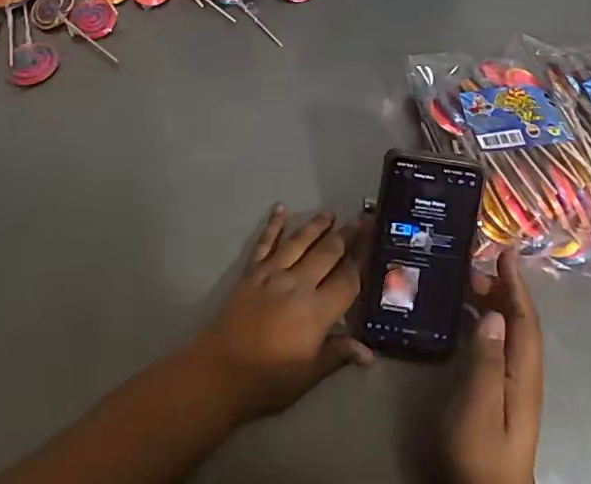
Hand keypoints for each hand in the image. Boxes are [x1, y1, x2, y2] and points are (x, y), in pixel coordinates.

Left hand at [187, 205, 374, 421]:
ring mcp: (272, 275)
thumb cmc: (266, 381)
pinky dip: (273, 225)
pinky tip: (280, 208)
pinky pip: (264, 243)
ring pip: (301, 241)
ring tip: (331, 214)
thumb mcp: (308, 375)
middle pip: (329, 252)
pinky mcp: (251, 273)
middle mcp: (298, 284)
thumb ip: (339, 355)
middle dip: (347, 235)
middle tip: (362, 220)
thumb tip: (370, 354)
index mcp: (317, 310)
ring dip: (318, 225)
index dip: (363, 260)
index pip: (349, 278)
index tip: (375, 244)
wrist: (215, 377)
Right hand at [447, 251, 542, 483]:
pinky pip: (500, 344)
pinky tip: (471, 322)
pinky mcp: (502, 393)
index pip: (524, 317)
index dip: (515, 283)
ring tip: (468, 286)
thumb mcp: (479, 408)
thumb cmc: (480, 455)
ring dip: (494, 303)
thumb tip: (494, 313)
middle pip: (519, 320)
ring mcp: (515, 383)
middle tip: (473, 269)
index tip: (505, 253)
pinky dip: (488, 322)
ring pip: (510, 331)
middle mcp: (525, 371)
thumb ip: (486, 361)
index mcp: (524, 370)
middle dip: (502, 288)